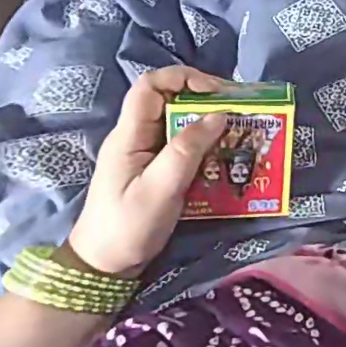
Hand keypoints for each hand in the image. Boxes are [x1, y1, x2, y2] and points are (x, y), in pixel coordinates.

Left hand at [68, 66, 228, 278]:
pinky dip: (207, 147)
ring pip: (181, 124)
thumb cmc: (128, 227)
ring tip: (241, 133)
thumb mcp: (160, 189)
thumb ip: (187, 150)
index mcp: (130, 134)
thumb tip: (219, 115)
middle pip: (171, 101)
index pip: (151, 85)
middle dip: (207, 101)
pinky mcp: (157, 171)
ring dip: (211, 125)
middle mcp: (138, 137)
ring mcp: (147, 154)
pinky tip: (228, 158)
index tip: (218, 93)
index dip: (184, 78)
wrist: (104, 267)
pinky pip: (184, 148)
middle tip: (241, 112)